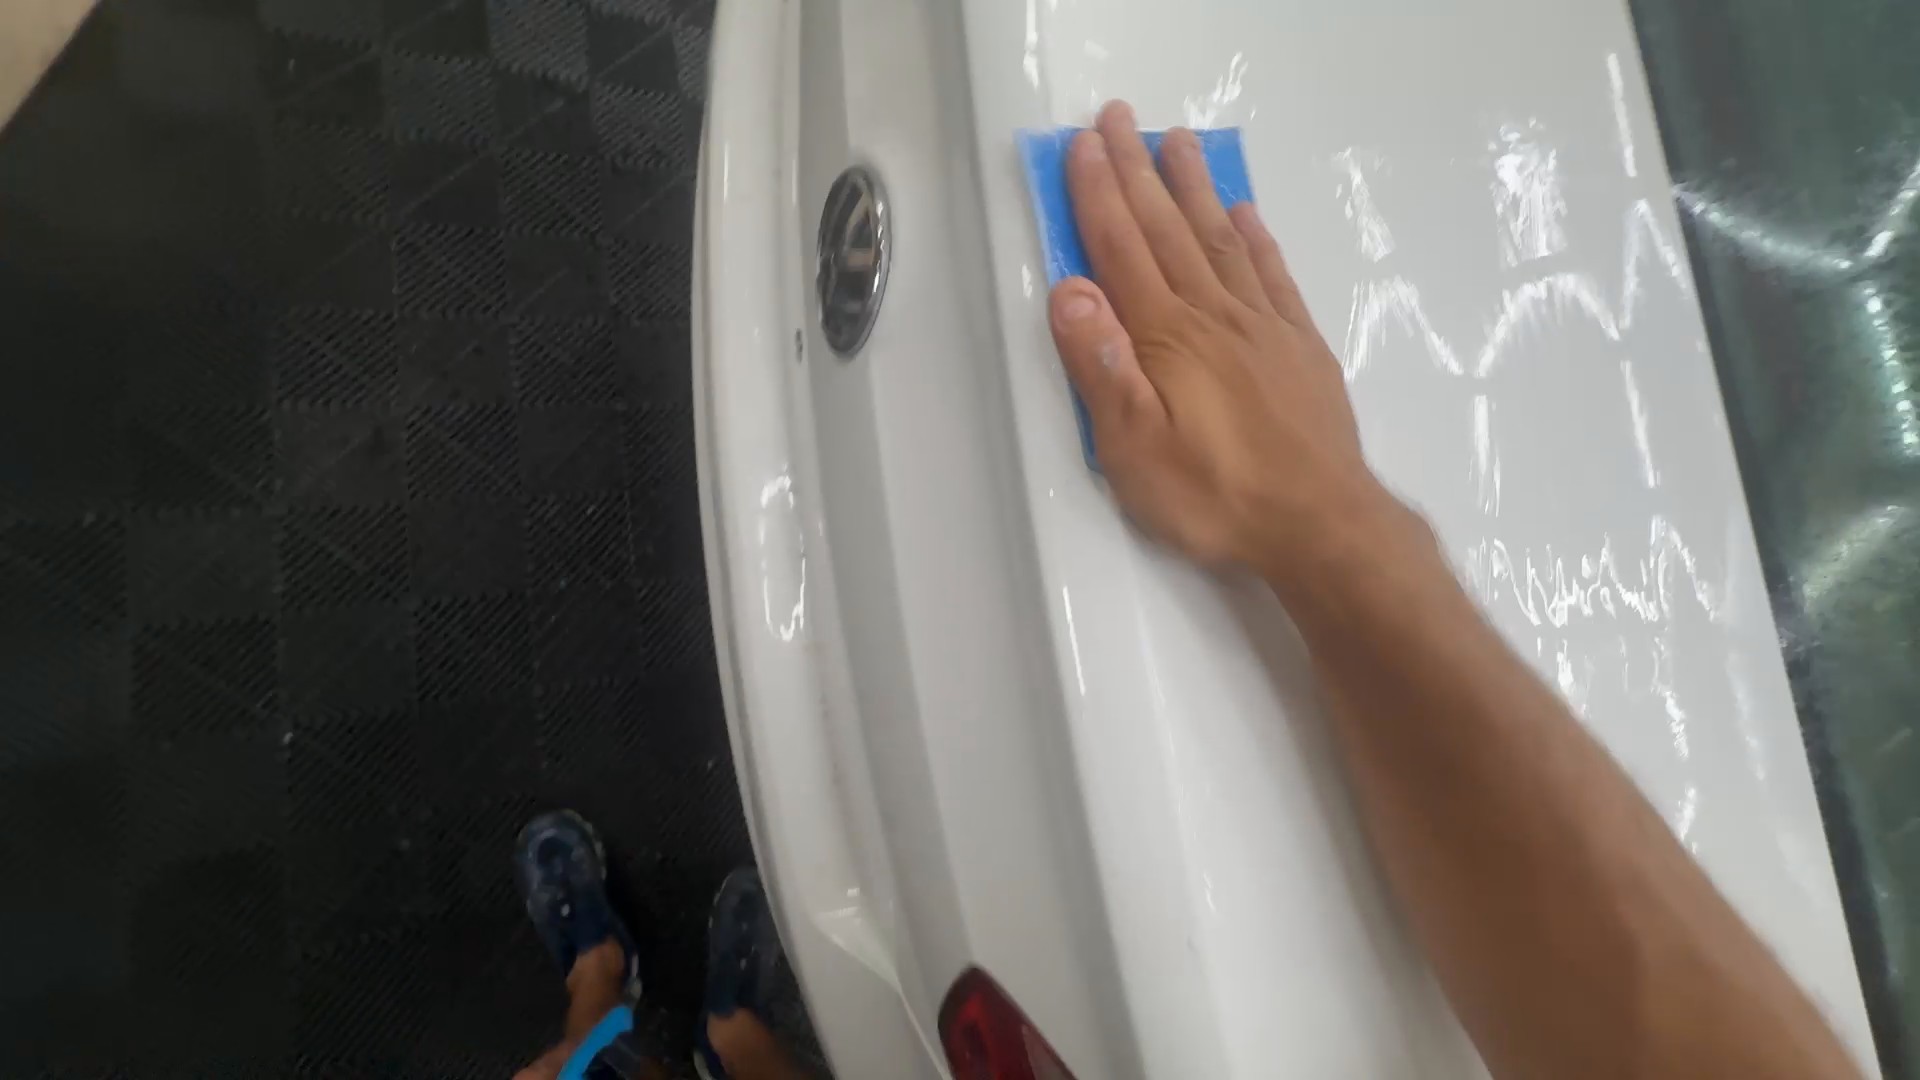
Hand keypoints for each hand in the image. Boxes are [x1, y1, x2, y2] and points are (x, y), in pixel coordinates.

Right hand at [1048, 102, 1404, 586]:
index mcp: (1168, 337)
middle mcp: (1215, 315)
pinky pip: (1273, 275)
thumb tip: (1069, 291)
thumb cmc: (1214, 494)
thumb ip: (1102, 368)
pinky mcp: (1298, 347)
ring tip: (1178, 142)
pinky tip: (1245, 214)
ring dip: (1194, 189)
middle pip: (1169, 231)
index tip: (1083, 145)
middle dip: (1138, 172)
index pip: (1123, 251)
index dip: (1099, 196)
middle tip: (1120, 117)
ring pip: (1221, 239)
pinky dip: (1255, 238)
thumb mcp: (1134, 448)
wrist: (1318, 524)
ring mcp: (1264, 327)